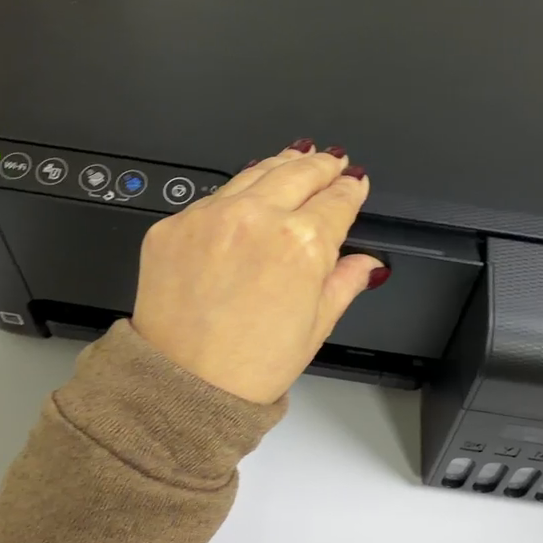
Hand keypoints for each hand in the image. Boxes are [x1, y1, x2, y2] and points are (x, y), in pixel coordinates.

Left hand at [131, 142, 384, 403]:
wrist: (179, 384)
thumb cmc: (247, 367)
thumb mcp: (316, 326)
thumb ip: (345, 282)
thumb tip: (367, 264)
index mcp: (302, 244)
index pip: (338, 199)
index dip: (351, 188)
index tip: (355, 183)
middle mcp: (256, 220)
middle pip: (300, 172)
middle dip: (322, 164)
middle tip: (332, 160)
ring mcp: (211, 217)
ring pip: (256, 171)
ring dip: (282, 164)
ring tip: (296, 158)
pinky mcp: (175, 224)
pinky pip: (215, 195)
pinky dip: (238, 191)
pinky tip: (249, 192)